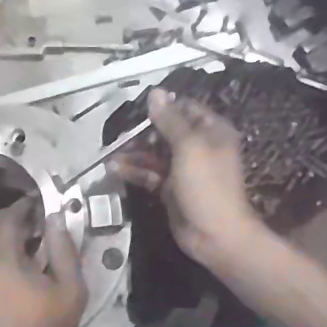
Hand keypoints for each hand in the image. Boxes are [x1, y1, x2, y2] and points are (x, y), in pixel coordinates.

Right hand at [110, 88, 264, 266]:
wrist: (216, 235)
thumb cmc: (207, 185)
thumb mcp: (189, 146)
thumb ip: (170, 120)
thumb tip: (155, 92)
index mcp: (212, 131)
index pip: (185, 108)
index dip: (162, 107)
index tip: (138, 109)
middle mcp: (199, 146)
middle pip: (166, 130)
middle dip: (142, 131)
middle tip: (119, 135)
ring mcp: (184, 168)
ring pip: (155, 153)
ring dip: (134, 153)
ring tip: (111, 154)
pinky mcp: (171, 188)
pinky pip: (150, 174)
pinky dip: (135, 171)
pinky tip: (114, 170)